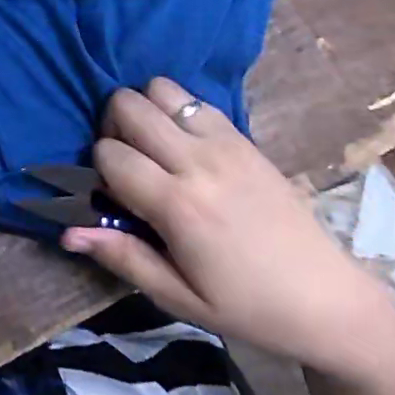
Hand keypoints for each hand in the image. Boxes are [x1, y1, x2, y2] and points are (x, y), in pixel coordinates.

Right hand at [63, 79, 394, 376]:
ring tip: (152, 146)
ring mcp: (224, 140)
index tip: (113, 195)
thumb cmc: (248, 306)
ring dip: (144, 109)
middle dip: (112, 127)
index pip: (110, 154)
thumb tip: (68, 230)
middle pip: (127, 104)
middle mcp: (198, 160)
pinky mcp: (242, 134)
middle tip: (126, 162)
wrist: (326, 296)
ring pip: (159, 87)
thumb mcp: (180, 298)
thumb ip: (122, 256)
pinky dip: (175, 109)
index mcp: (179, 205)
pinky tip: (183, 143)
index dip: (98, 170)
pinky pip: (194, 98)